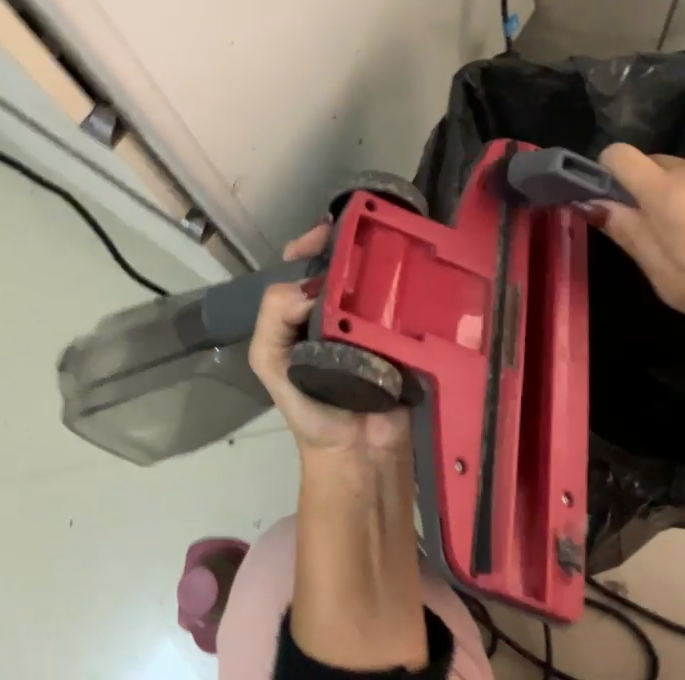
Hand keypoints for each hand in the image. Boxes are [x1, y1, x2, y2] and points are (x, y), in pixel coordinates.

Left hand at [249, 220, 411, 458]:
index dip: (313, 244)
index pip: (306, 264)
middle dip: (355, 246)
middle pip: (348, 264)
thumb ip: (273, 318)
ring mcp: (376, 320)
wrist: (359, 453)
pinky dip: (411, 291)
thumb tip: (308, 288)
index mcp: (307, 310)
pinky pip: (408, 304)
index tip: (328, 232)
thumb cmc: (311, 408)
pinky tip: (415, 277)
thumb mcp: (269, 360)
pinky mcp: (407, 335)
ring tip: (393, 248)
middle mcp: (341, 308)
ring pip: (379, 278)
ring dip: (385, 263)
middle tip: (368, 234)